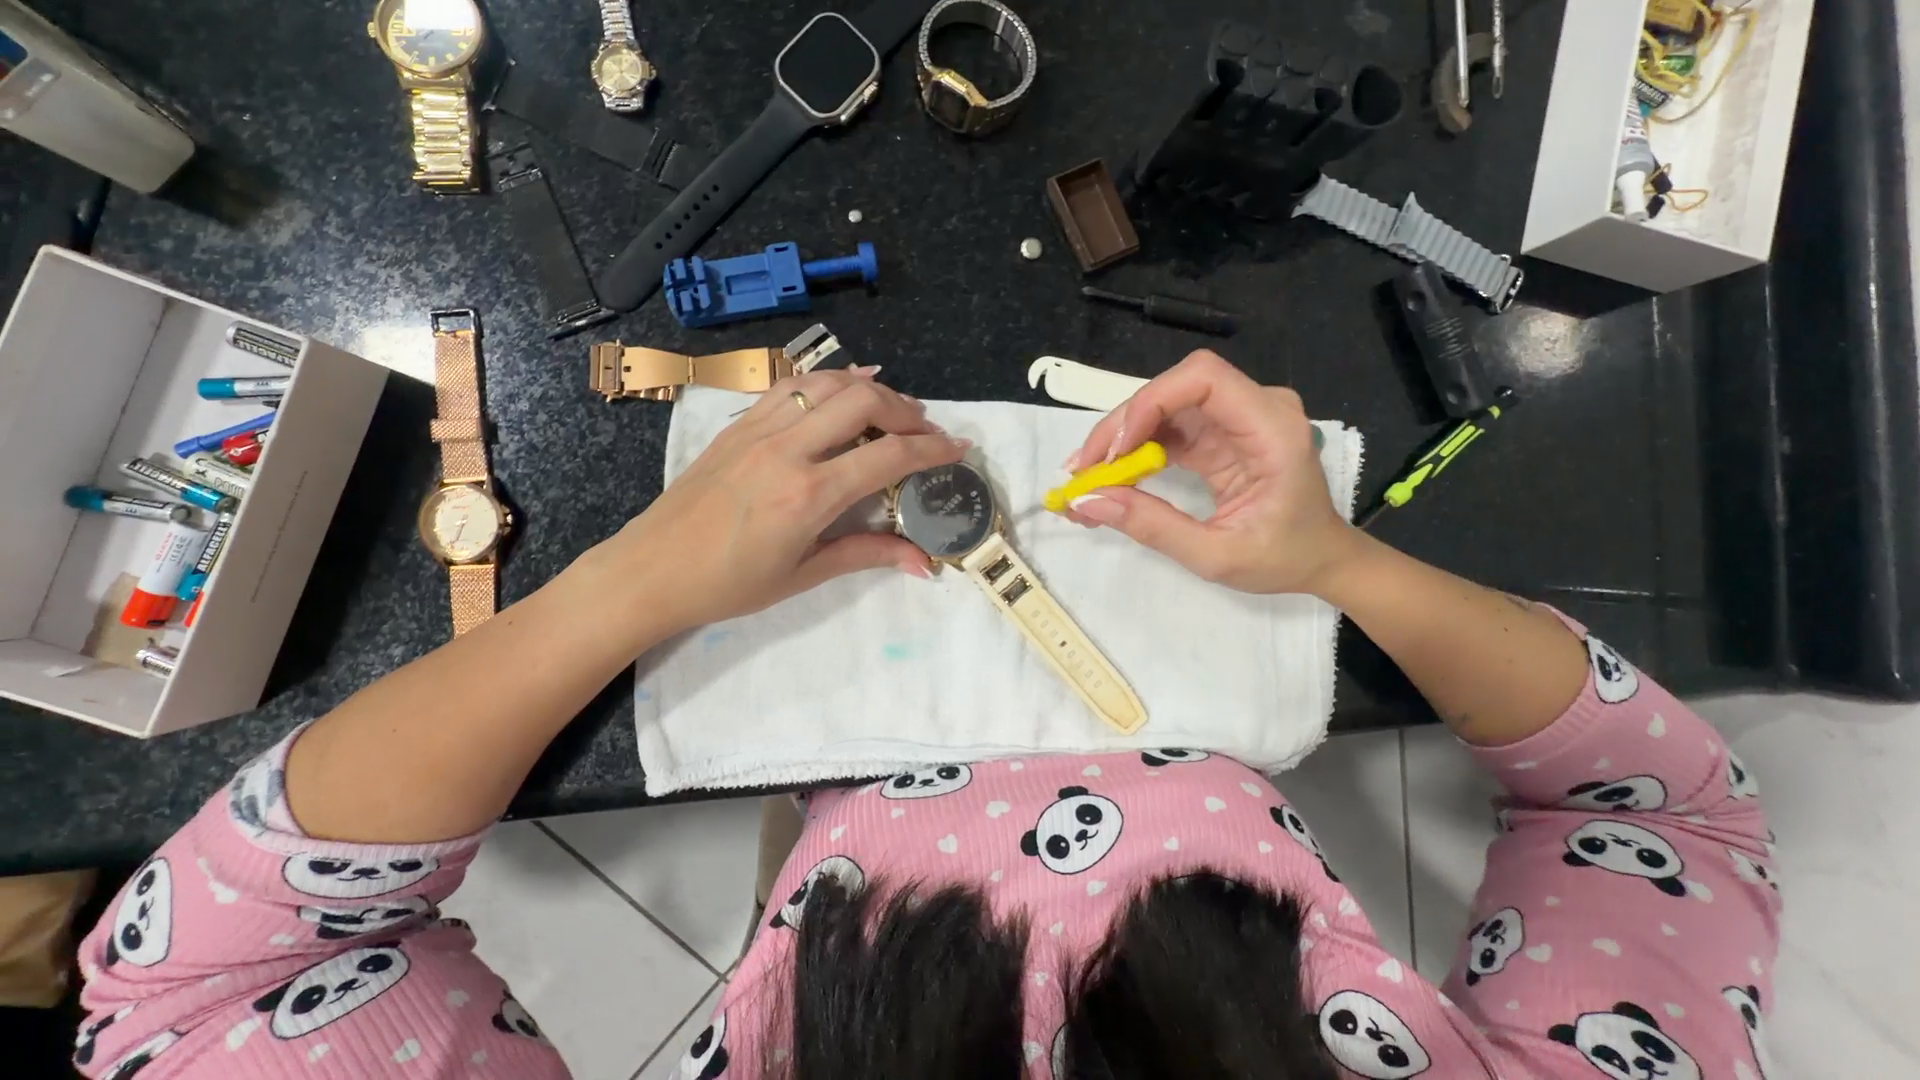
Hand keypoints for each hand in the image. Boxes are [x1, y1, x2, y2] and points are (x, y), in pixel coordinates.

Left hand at [603, 369, 969, 630]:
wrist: (651, 570)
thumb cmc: (728, 585)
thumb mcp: (803, 576)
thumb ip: (866, 555)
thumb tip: (924, 563)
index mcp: (808, 495)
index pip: (887, 457)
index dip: (932, 449)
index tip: (960, 448)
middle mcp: (787, 450)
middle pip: (863, 401)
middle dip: (907, 410)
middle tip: (926, 430)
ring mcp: (759, 430)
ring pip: (827, 383)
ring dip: (869, 388)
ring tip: (892, 407)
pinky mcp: (739, 424)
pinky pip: (790, 386)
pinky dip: (826, 380)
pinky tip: (843, 386)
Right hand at [1062, 350, 1357, 595]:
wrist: (1321, 558)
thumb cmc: (1284, 558)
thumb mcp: (1216, 556)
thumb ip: (1153, 527)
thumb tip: (1087, 502)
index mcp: (1272, 430)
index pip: (1204, 378)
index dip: (1151, 402)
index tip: (1115, 452)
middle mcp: (1257, 408)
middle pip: (1174, 389)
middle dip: (1122, 426)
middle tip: (1082, 472)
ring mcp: (1238, 416)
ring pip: (1165, 405)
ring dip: (1121, 437)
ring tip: (1088, 478)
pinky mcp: (1221, 431)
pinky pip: (1170, 426)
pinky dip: (1136, 449)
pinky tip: (1111, 476)